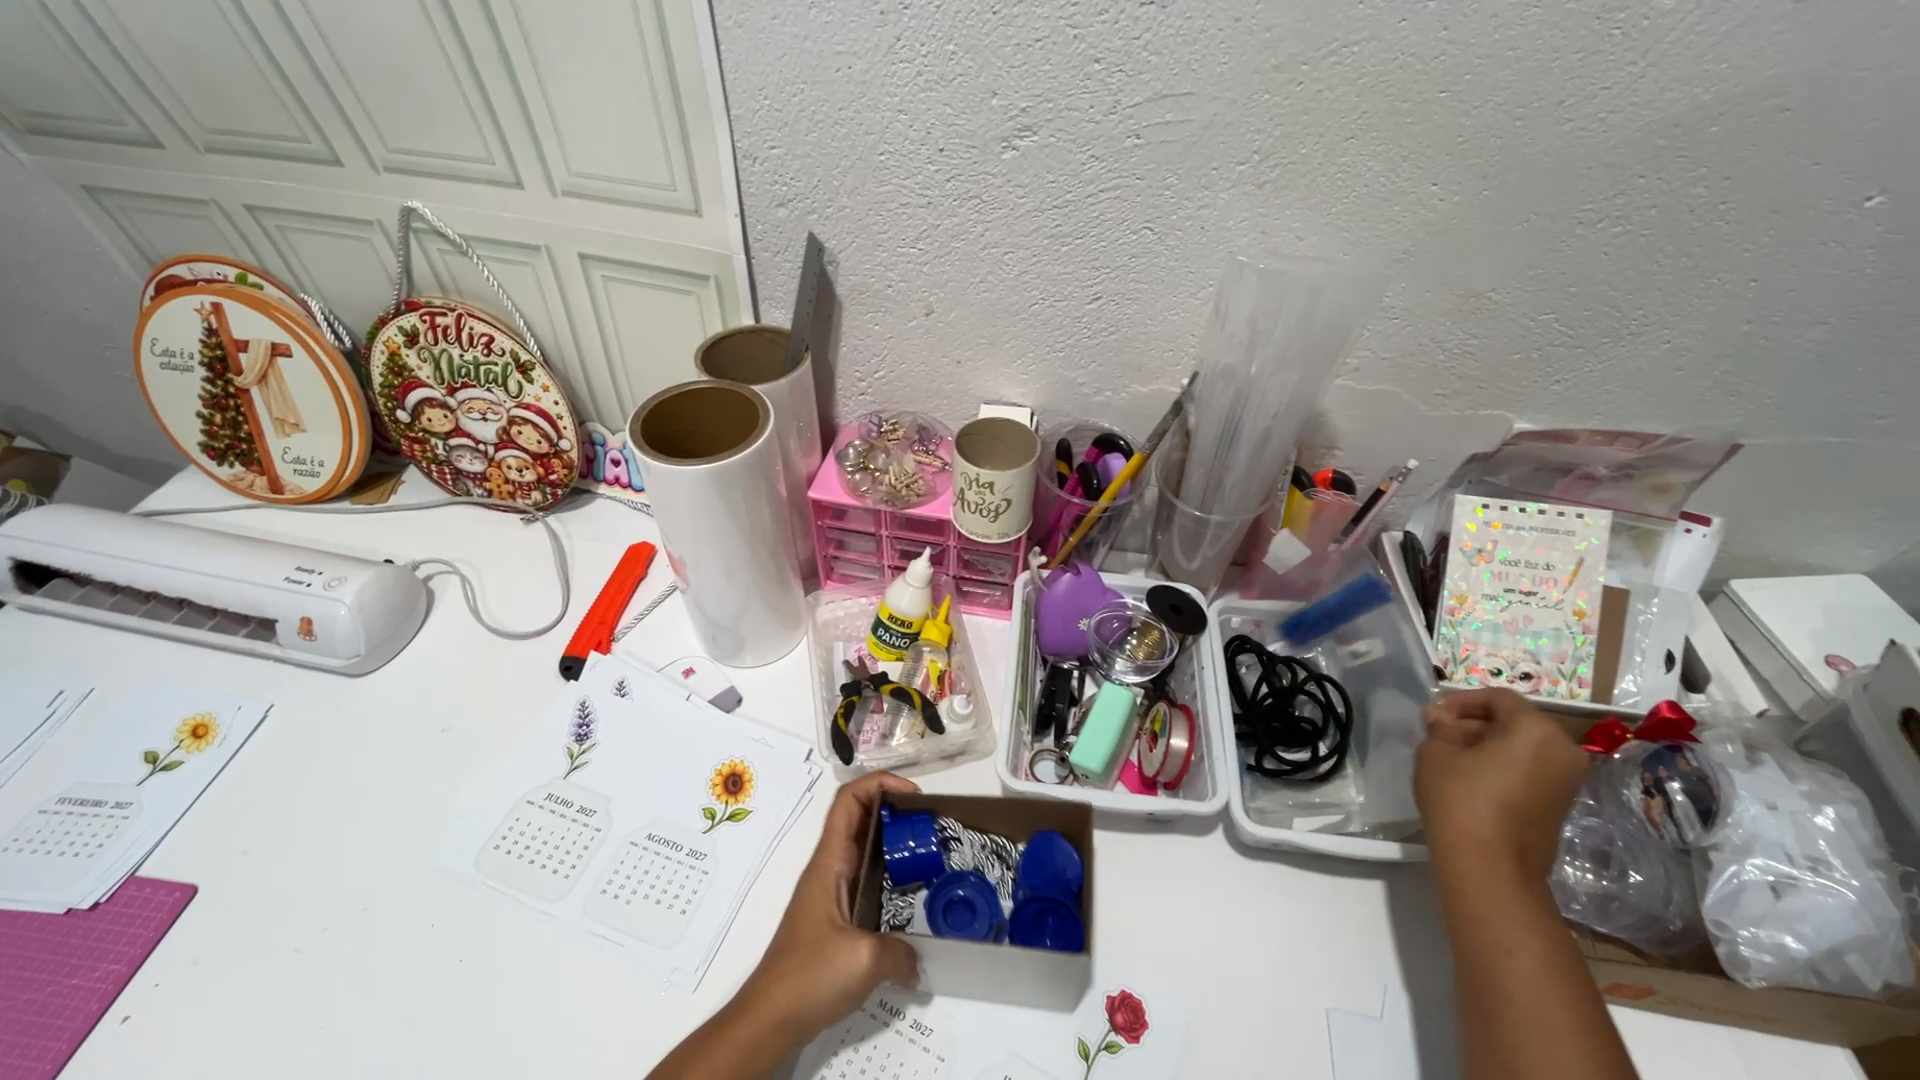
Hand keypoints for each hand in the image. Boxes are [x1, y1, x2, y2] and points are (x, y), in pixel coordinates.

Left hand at [736, 771, 921, 1042]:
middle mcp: (829, 870)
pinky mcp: (837, 919)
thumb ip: (901, 953)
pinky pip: (867, 882)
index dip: (880, 784)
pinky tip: (915, 899)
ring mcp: (832, 894)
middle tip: (932, 824)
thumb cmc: (809, 976)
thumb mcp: (864, 960)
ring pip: (864, 851)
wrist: (771, 1017)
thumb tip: (919, 962)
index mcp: (829, 863)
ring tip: (931, 854)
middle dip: (894, 809)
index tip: (915, 795)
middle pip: (859, 819)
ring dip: (894, 843)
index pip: (848, 800)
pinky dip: (891, 877)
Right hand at [1416, 688, 1587, 881]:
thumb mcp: (1436, 753)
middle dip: (1473, 724)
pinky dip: (1501, 767)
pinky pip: (1529, 771)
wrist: (1490, 868)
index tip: (1433, 716)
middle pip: (1514, 722)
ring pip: (1521, 748)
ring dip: (1486, 746)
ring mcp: (1567, 781)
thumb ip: (1439, 727)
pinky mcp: (1560, 805)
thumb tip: (1440, 717)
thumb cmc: (1461, 800)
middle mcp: (1563, 750)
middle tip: (1437, 737)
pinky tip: (1469, 781)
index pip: (1498, 699)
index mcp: (1537, 729)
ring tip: (1449, 759)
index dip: (1461, 701)